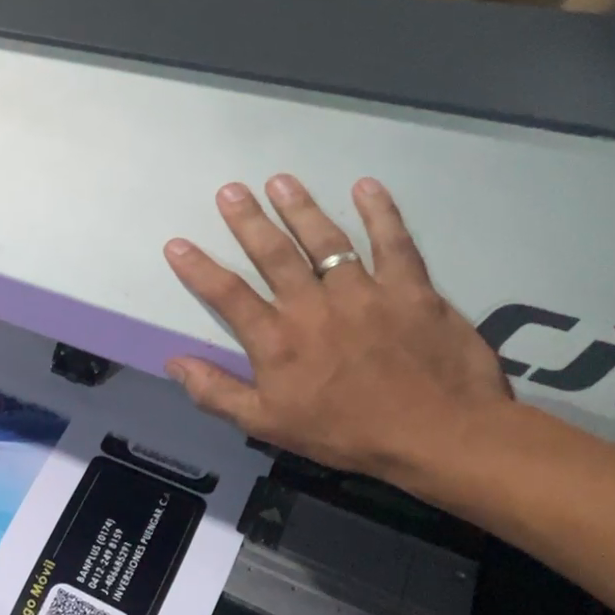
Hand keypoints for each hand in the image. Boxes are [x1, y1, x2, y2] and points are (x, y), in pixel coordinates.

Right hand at [163, 175, 511, 481]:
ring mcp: (365, 293)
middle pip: (274, 255)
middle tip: (230, 191)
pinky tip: (365, 188)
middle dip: (248, 221)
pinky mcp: (412, 290)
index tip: (177, 244)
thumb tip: (174, 363)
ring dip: (300, 209)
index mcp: (277, 340)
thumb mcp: (266, 423)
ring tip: (280, 181)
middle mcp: (314, 307)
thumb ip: (216, 392)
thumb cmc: (345, 432)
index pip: (227, 295)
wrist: (440, 434)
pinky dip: (380, 213)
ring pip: (326, 241)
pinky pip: (394, 243)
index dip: (198, 268)